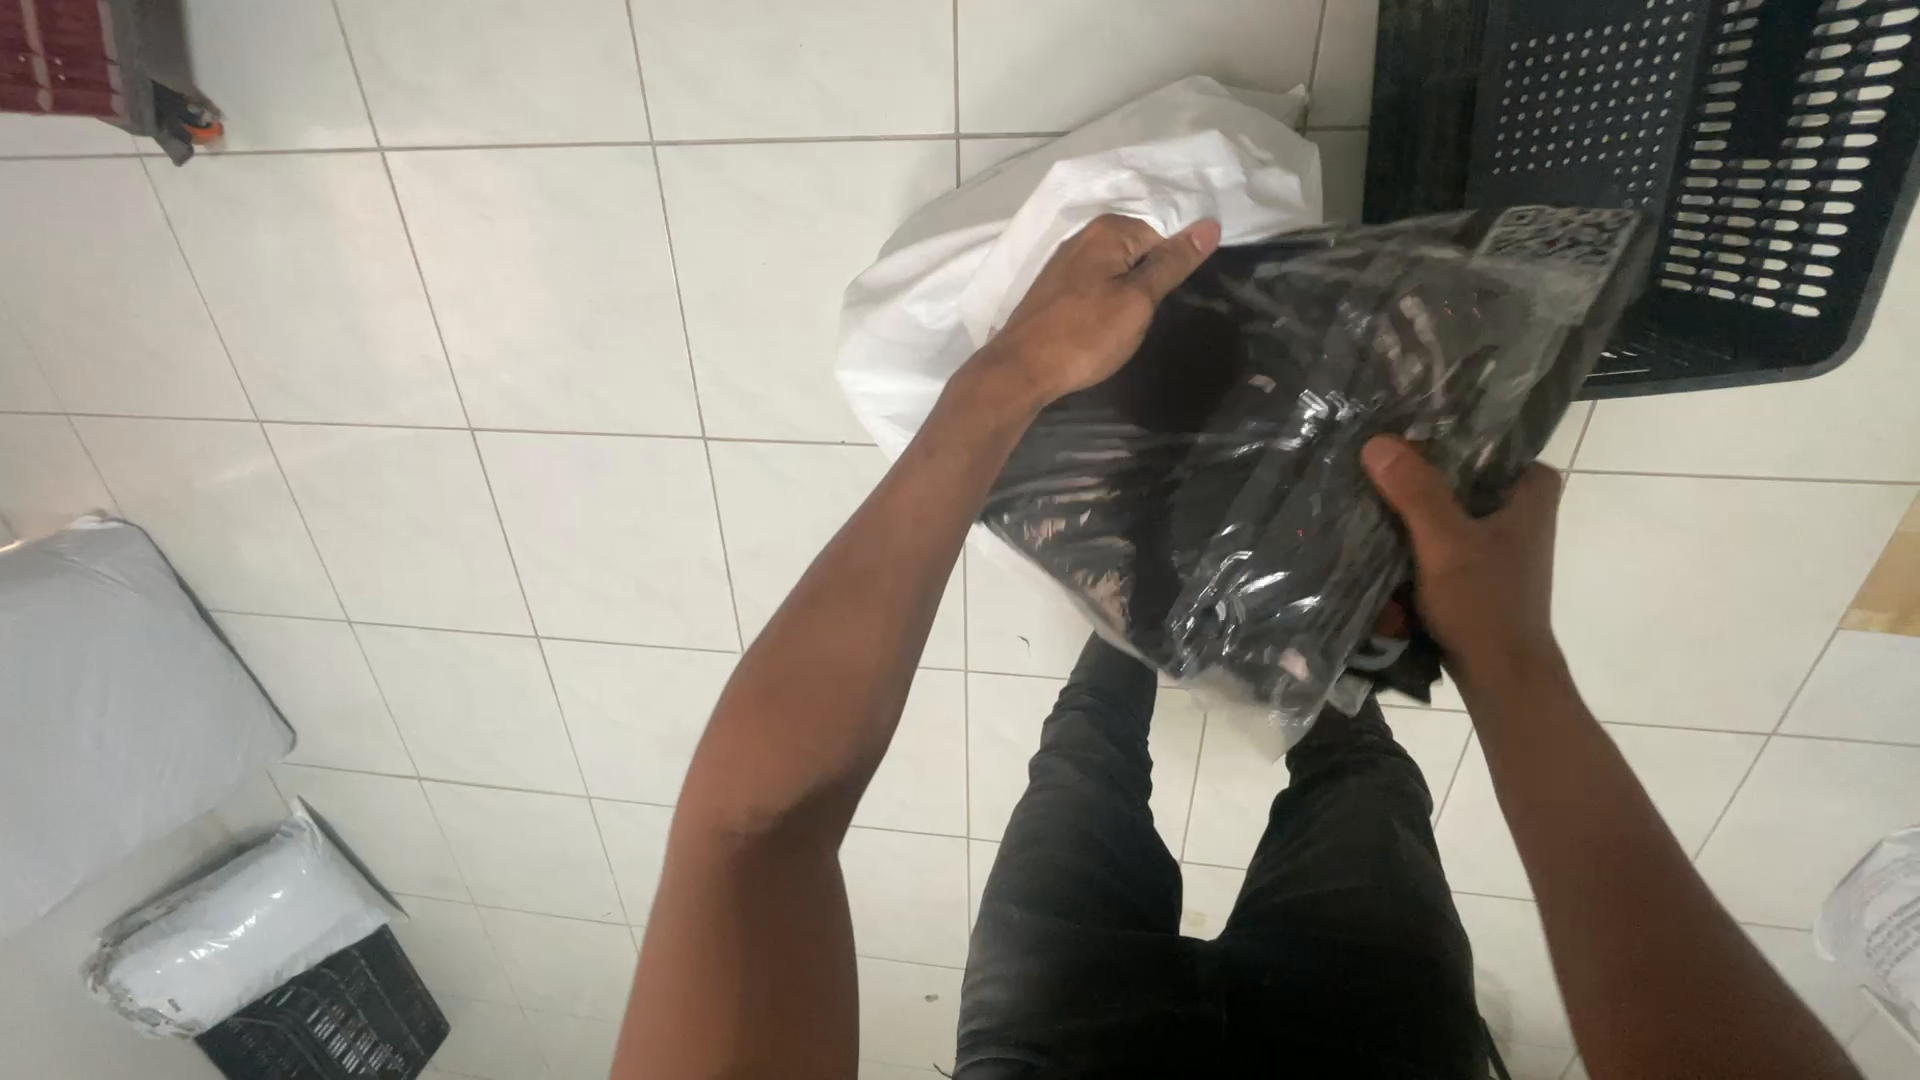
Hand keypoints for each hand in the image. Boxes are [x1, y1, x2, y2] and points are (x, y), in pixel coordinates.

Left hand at [973, 214, 1222, 407]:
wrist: (1020, 370)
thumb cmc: (1084, 336)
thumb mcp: (1137, 301)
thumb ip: (1172, 263)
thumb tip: (1210, 225)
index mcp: (1108, 230)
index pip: (1161, 239)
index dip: (1166, 275)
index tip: (1155, 307)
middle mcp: (1082, 236)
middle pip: (1135, 255)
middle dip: (1143, 286)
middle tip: (1134, 323)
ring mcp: (1062, 263)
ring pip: (1112, 275)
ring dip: (1120, 301)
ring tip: (1112, 332)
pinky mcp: (1050, 290)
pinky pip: (1090, 289)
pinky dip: (1097, 309)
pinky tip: (1092, 332)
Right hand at [1362, 435, 1565, 687]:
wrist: (1499, 673)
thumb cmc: (1485, 604)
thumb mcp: (1446, 544)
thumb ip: (1416, 494)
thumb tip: (1376, 442)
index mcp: (1531, 491)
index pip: (1484, 440)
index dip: (1439, 432)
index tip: (1395, 426)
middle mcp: (1518, 507)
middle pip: (1458, 470)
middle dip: (1414, 466)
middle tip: (1368, 452)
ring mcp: (1494, 537)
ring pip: (1443, 501)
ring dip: (1407, 498)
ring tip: (1361, 481)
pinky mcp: (1471, 563)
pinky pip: (1434, 530)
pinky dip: (1409, 527)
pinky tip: (1373, 524)